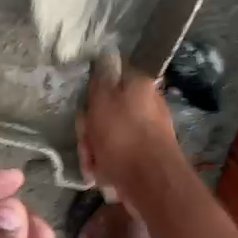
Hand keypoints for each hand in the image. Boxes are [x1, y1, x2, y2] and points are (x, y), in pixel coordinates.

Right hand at [78, 51, 178, 193]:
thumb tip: (106, 54)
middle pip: (107, 110)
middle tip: (86, 143)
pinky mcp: (149, 156)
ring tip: (93, 168)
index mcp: (139, 84)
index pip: (109, 78)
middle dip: (91, 131)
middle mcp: (148, 103)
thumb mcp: (102, 101)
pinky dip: (110, 165)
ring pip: (111, 135)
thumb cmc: (122, 137)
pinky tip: (105, 177)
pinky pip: (121, 154)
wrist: (153, 184)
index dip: (91, 95)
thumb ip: (101, 78)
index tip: (84, 111)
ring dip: (96, 151)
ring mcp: (150, 131)